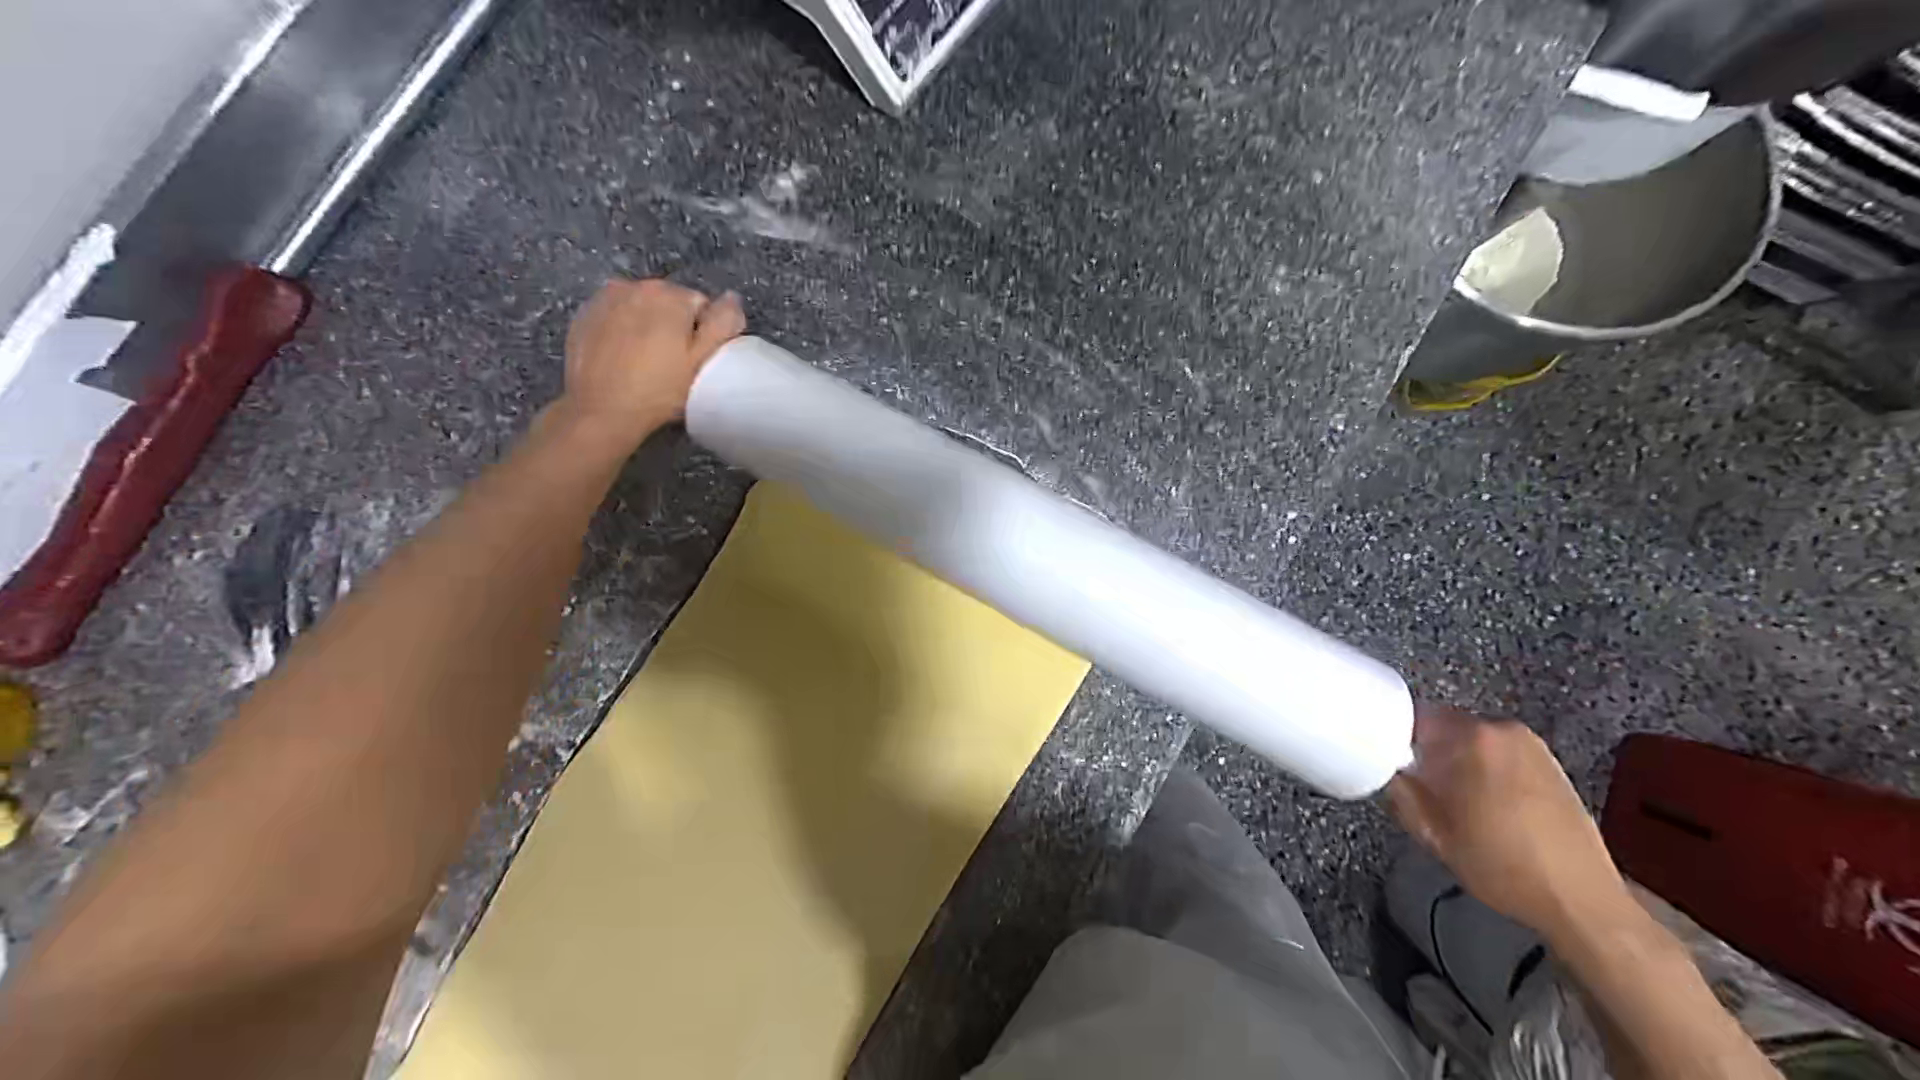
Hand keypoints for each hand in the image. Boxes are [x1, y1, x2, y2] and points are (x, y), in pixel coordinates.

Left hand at [558, 278, 745, 446]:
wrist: (601, 410)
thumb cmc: (659, 389)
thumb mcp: (701, 361)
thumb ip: (722, 324)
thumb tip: (732, 298)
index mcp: (669, 294)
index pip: (701, 304)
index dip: (703, 332)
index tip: (695, 358)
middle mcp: (634, 286)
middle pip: (668, 302)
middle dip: (675, 325)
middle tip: (673, 362)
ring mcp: (604, 299)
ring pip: (641, 308)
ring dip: (648, 325)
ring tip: (647, 360)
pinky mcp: (584, 315)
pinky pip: (615, 316)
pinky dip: (622, 329)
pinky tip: (623, 357)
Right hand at [1387, 703, 1629, 939]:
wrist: (1580, 900)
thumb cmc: (1504, 867)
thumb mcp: (1430, 831)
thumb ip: (1399, 790)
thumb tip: (1390, 770)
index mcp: (1470, 739)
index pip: (1412, 717)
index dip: (1392, 738)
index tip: (1388, 760)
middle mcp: (1502, 731)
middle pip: (1442, 726)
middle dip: (1426, 751)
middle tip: (1418, 785)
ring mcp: (1530, 745)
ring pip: (1469, 739)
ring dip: (1455, 760)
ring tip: (1454, 799)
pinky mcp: (1548, 762)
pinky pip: (1497, 751)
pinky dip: (1483, 768)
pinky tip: (1485, 803)